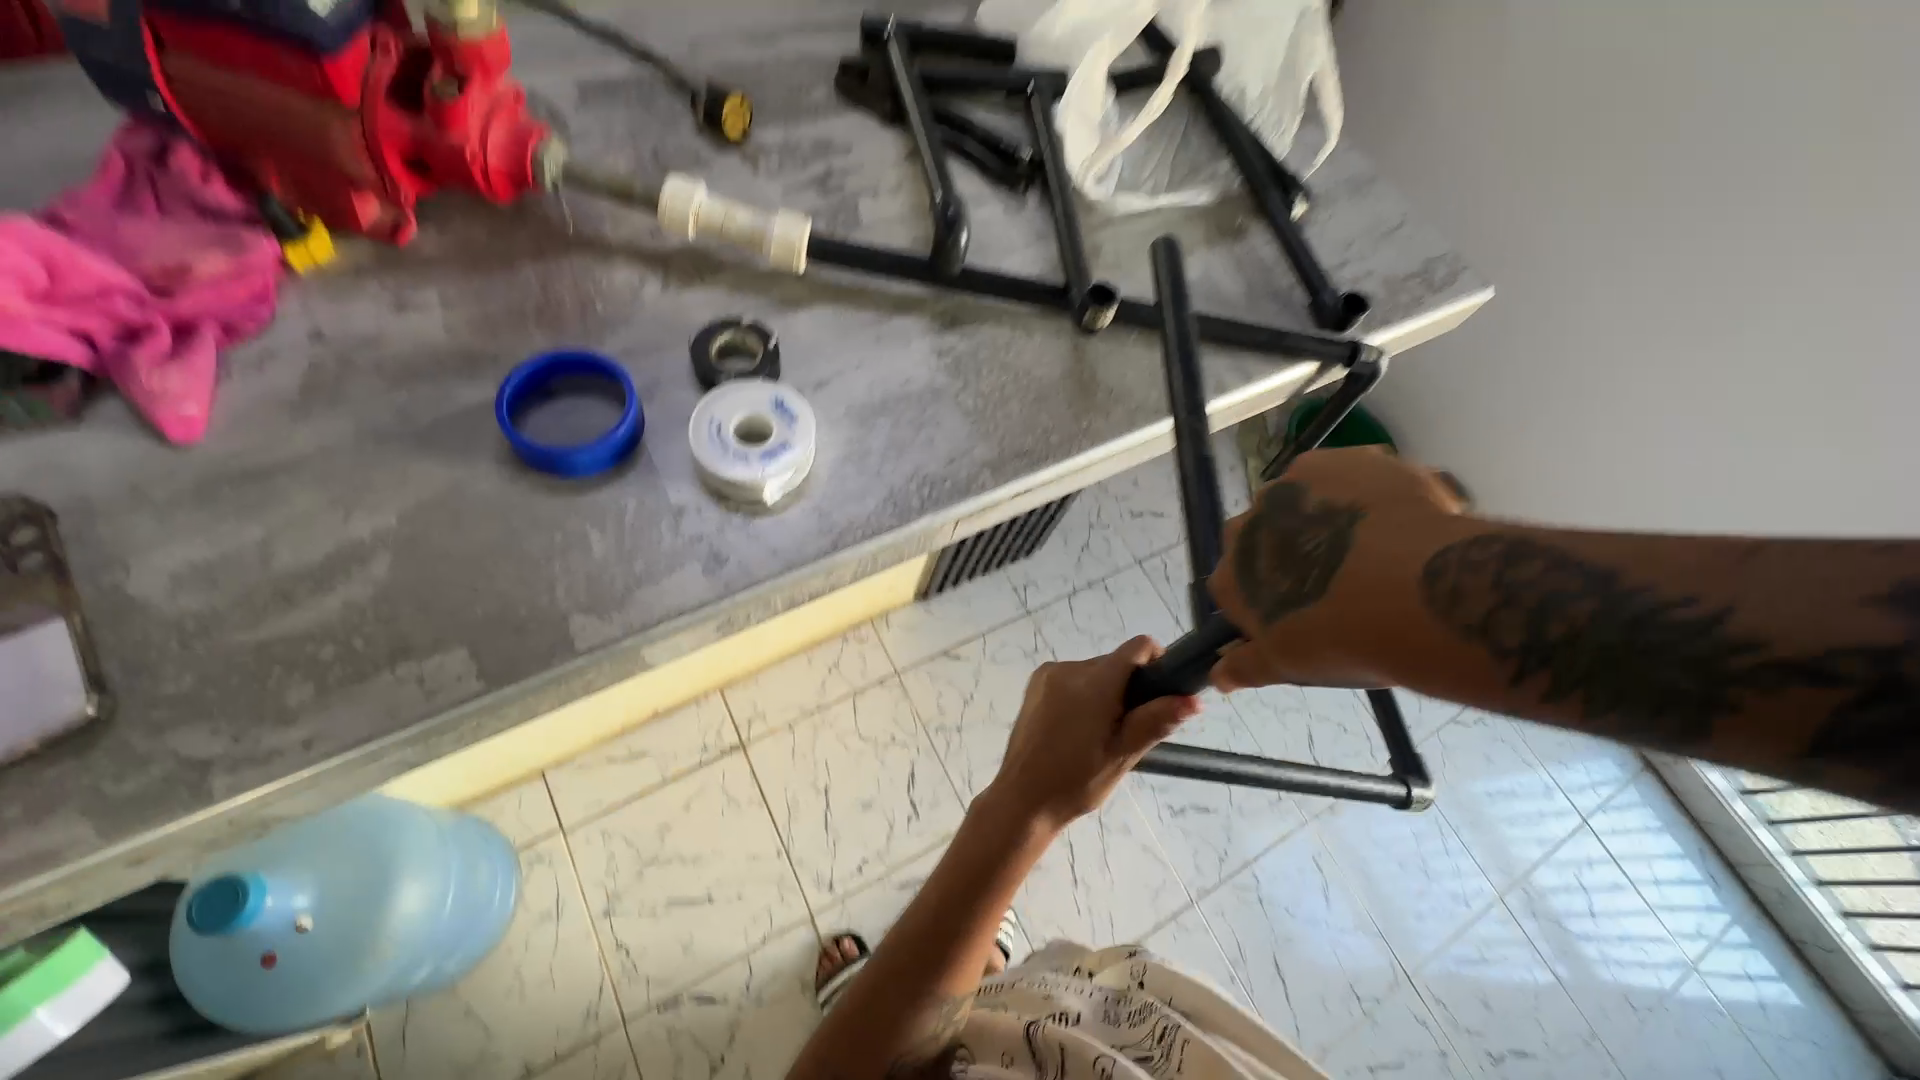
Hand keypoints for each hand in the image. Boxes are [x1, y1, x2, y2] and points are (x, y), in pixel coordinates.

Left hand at [984, 637, 1200, 831]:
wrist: (1022, 799)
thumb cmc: (1077, 781)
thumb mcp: (1123, 754)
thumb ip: (1156, 721)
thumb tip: (1193, 700)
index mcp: (1094, 682)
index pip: (1137, 648)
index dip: (1157, 663)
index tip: (1161, 694)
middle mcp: (1069, 668)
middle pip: (1116, 663)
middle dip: (1130, 688)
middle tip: (1129, 729)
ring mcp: (1048, 674)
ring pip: (1095, 672)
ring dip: (1106, 693)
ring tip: (1100, 735)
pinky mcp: (1035, 685)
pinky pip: (1073, 679)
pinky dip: (1084, 695)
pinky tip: (1078, 730)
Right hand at [1208, 447, 1469, 691]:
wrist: (1421, 595)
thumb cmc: (1345, 640)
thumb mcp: (1288, 666)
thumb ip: (1246, 665)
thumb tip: (1217, 676)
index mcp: (1231, 574)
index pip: (1235, 583)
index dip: (1267, 597)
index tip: (1300, 613)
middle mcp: (1252, 521)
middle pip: (1267, 535)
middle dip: (1293, 551)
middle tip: (1339, 582)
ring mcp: (1299, 483)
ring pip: (1308, 500)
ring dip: (1329, 517)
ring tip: (1380, 551)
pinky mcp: (1349, 457)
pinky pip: (1354, 474)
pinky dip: (1370, 492)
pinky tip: (1401, 519)